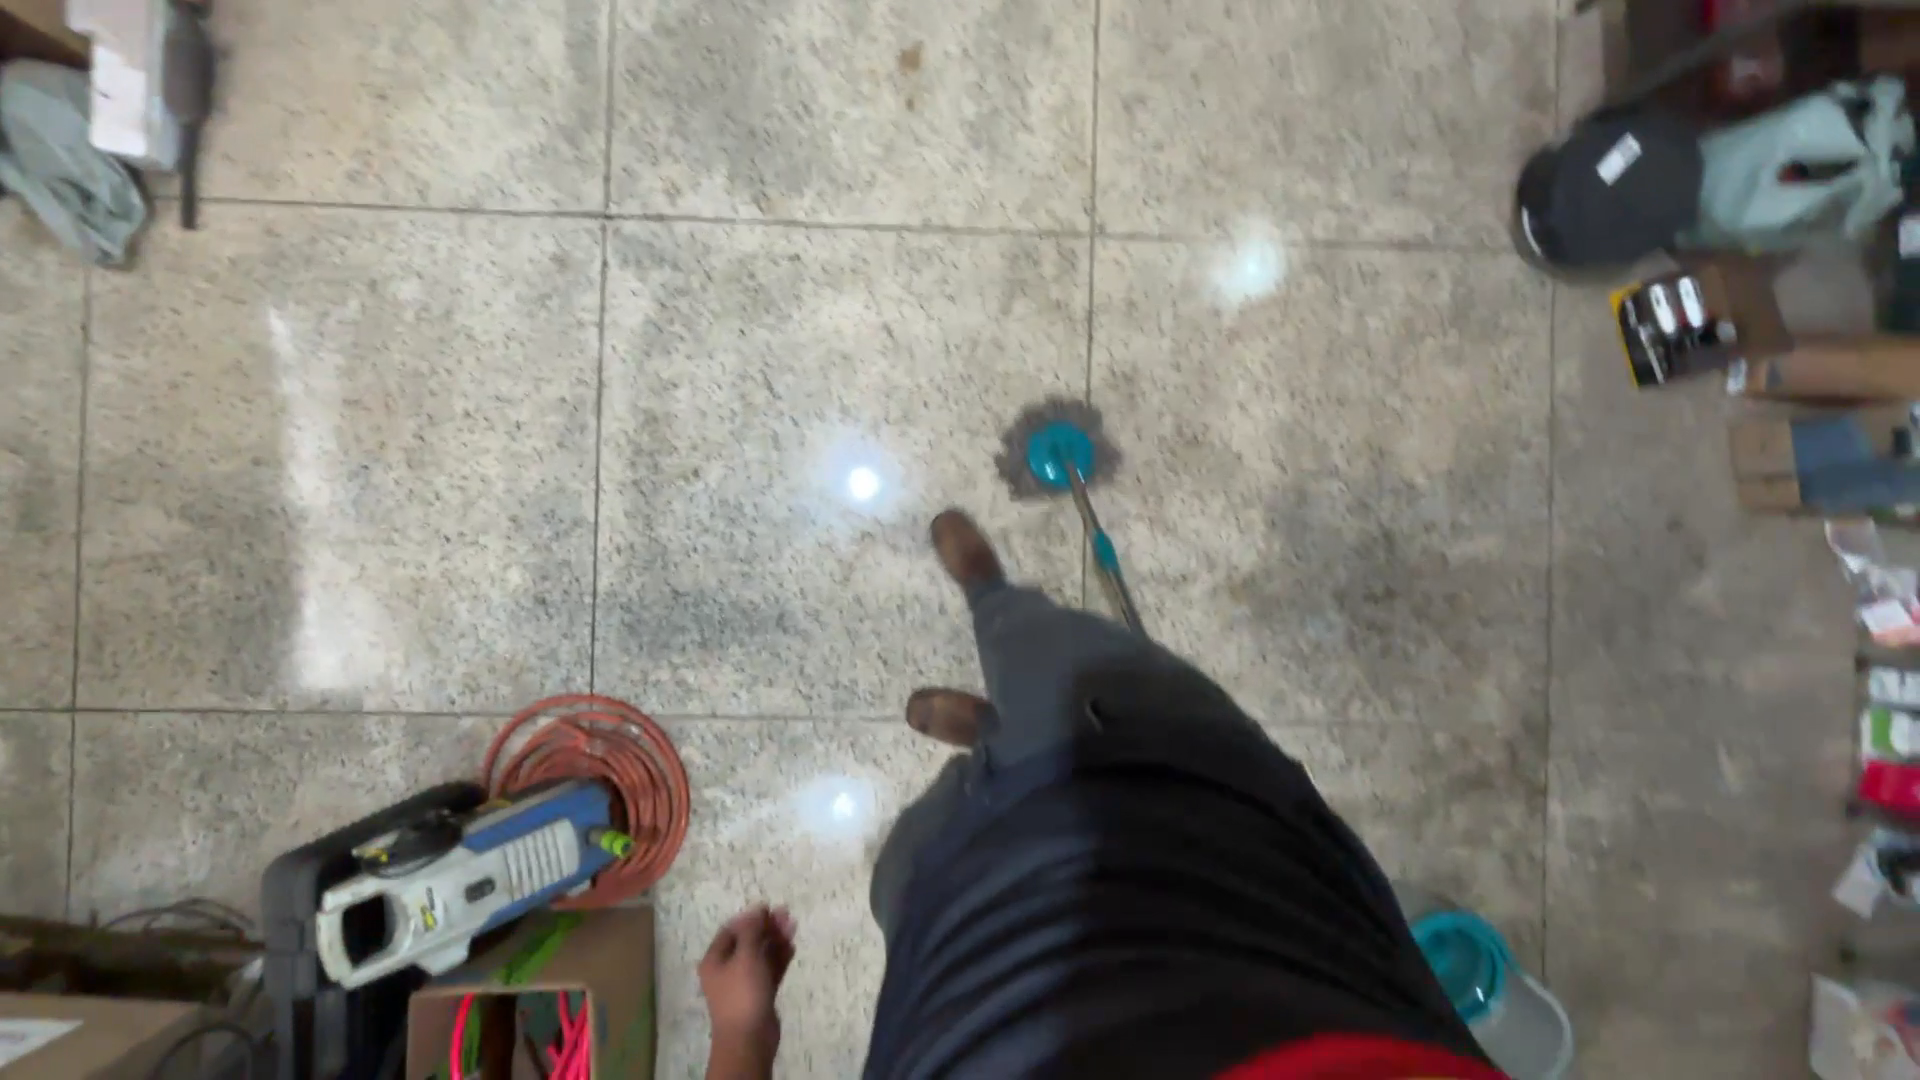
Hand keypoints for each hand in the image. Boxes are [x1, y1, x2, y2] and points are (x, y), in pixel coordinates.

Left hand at [699, 905, 795, 1079]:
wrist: (749, 1039)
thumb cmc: (742, 993)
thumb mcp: (745, 955)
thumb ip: (752, 930)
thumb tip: (757, 908)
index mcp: (715, 960)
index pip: (731, 930)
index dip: (749, 917)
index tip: (769, 909)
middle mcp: (727, 969)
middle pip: (748, 941)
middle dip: (767, 927)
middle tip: (787, 915)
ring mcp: (744, 983)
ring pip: (761, 954)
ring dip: (776, 940)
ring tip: (793, 927)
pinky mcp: (760, 994)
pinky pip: (770, 969)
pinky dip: (780, 957)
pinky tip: (792, 947)